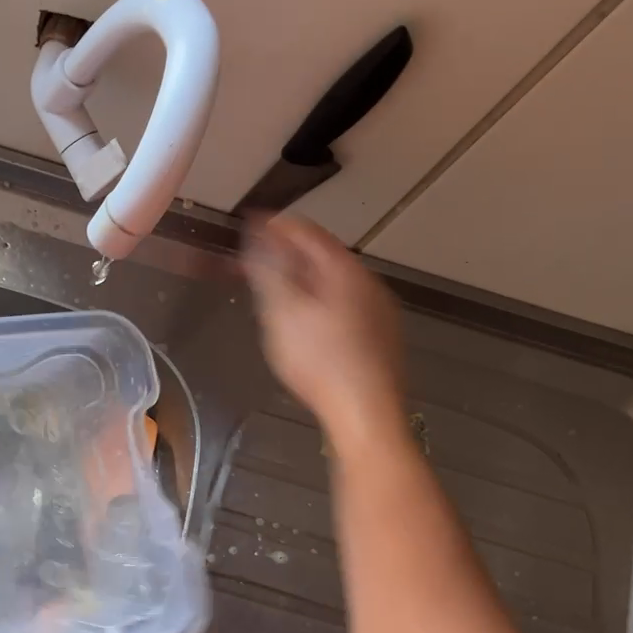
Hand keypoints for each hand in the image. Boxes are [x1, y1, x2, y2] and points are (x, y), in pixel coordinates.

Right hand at [244, 214, 407, 449]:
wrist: (366, 412)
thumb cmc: (319, 361)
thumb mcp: (282, 312)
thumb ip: (268, 270)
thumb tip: (258, 236)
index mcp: (343, 270)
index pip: (307, 232)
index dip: (276, 224)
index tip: (251, 220)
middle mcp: (367, 282)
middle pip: (322, 256)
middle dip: (286, 254)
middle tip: (253, 259)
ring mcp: (378, 310)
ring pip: (334, 282)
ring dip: (302, 278)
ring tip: (274, 288)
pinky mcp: (380, 336)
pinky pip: (344, 304)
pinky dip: (319, 300)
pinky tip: (305, 320)